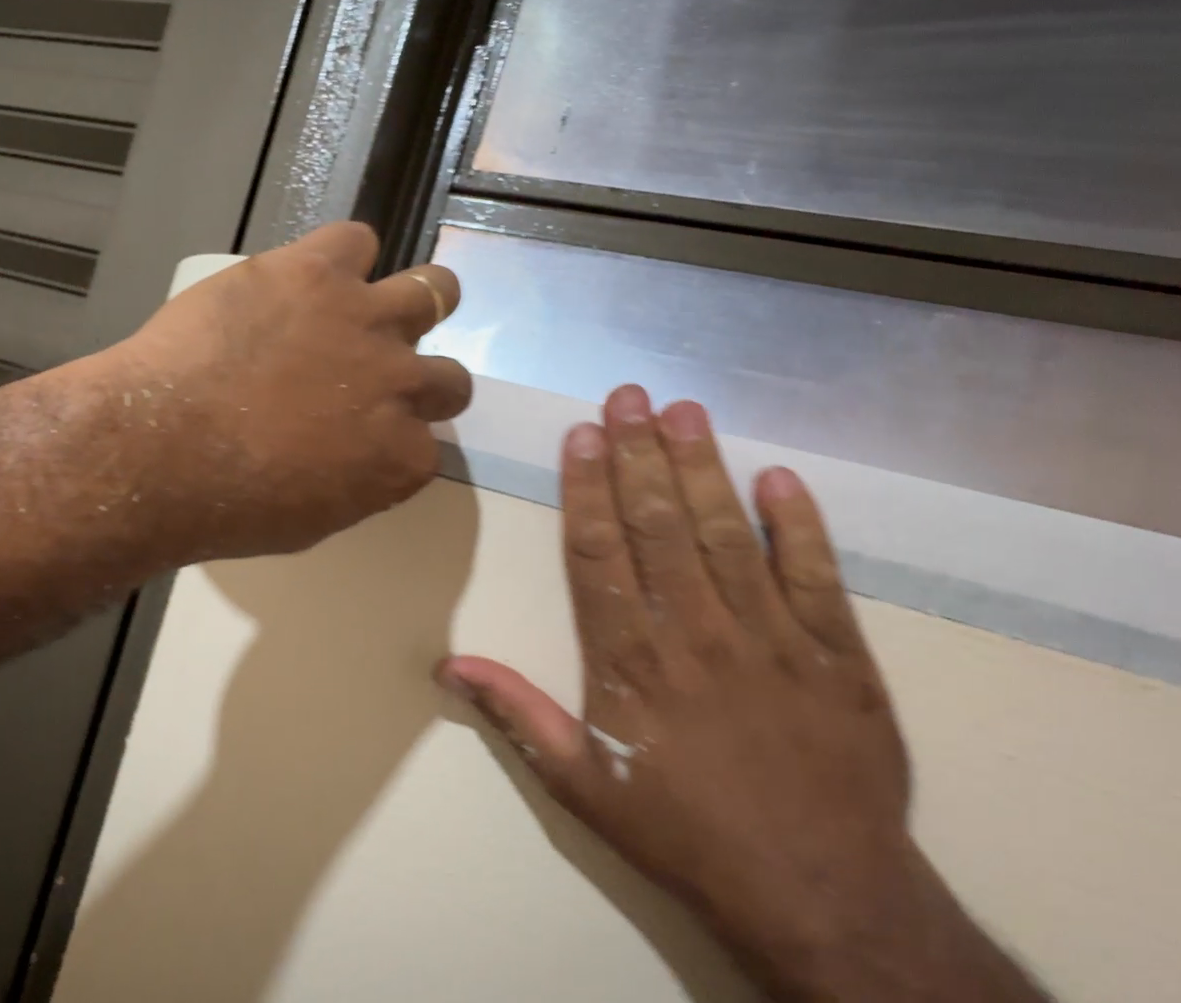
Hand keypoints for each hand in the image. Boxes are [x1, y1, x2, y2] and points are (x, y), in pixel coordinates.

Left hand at [107, 222, 470, 560]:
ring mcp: (364, 320)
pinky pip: (355, 241)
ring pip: (432, 289)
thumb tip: (348, 458)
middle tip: (370, 377)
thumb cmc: (222, 504)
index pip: (426, 443)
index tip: (364, 434)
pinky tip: (307, 275)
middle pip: (449, 377)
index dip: (395, 436)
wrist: (161, 448)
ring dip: (412, 300)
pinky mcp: (315, 271)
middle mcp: (401, 384)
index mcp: (400, 457)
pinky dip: (339, 256)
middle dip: (417, 380)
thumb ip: (348, 483)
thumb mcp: (305, 521)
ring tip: (362, 310)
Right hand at [442, 386, 923, 976]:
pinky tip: (780, 478)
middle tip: (629, 395)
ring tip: (686, 411)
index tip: (582, 435)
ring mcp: (773, 638)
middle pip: (660, 526)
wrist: (820, 893)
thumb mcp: (580, 786)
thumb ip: (518, 716)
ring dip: (704, 469)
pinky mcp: (840, 656)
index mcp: (631, 660)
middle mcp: (697, 633)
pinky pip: (817, 576)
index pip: (600, 554)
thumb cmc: (682, 833)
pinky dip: (799, 525)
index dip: (588, 489)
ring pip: (728, 535)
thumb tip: (448, 665)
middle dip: (640, 455)